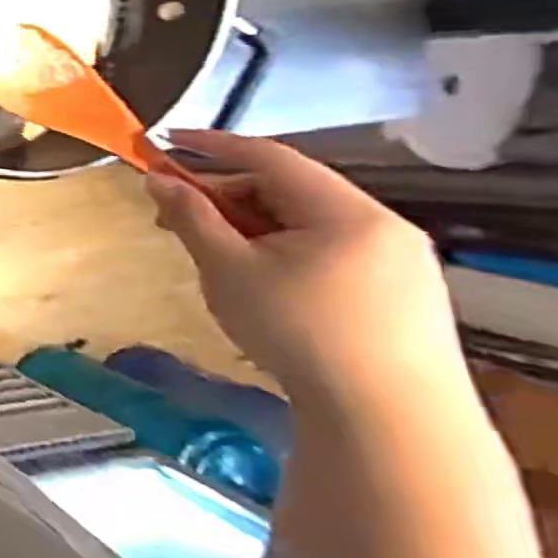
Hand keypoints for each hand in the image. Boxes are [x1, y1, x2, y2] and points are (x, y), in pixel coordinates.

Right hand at [145, 129, 463, 406]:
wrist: (389, 418)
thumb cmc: (297, 330)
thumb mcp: (226, 268)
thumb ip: (190, 216)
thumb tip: (157, 179)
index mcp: (346, 213)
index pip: (271, 158)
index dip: (214, 144)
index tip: (167, 139)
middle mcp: (382, 226)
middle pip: (289, 190)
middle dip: (226, 196)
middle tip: (174, 217)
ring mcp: (399, 260)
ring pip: (305, 222)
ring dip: (251, 226)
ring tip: (212, 255)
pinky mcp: (400, 291)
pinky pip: (326, 248)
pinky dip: (280, 248)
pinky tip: (257, 278)